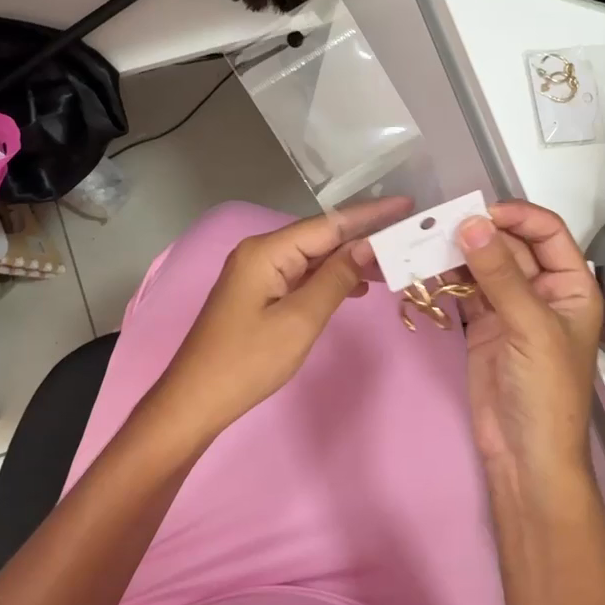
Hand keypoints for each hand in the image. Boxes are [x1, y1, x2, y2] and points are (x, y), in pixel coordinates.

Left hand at [152, 197, 412, 436]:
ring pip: (313, 256)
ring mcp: (257, 272)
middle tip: (409, 239)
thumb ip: (336, 278)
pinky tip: (356, 286)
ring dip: (350, 260)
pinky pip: (301, 275)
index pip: (329, 223)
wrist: (196, 400)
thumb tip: (368, 244)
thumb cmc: (247, 361)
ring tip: (391, 264)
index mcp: (267, 251)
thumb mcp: (300, 320)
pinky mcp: (258, 293)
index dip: (371, 214)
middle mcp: (261, 252)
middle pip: (321, 236)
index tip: (408, 205)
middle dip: (364, 237)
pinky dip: (330, 278)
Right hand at [452, 202, 603, 490]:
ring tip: (424, 242)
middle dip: (478, 232)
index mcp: (571, 285)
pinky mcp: (483, 326)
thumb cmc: (545, 391)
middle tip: (437, 224)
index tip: (478, 212)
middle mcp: (542, 290)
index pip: (547, 233)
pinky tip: (423, 268)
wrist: (525, 455)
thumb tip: (471, 223)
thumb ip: (500, 274)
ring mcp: (510, 308)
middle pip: (510, 246)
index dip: (517, 217)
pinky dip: (445, 279)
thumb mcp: (529, 326)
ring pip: (483, 266)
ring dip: (457, 253)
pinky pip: (464, 291)